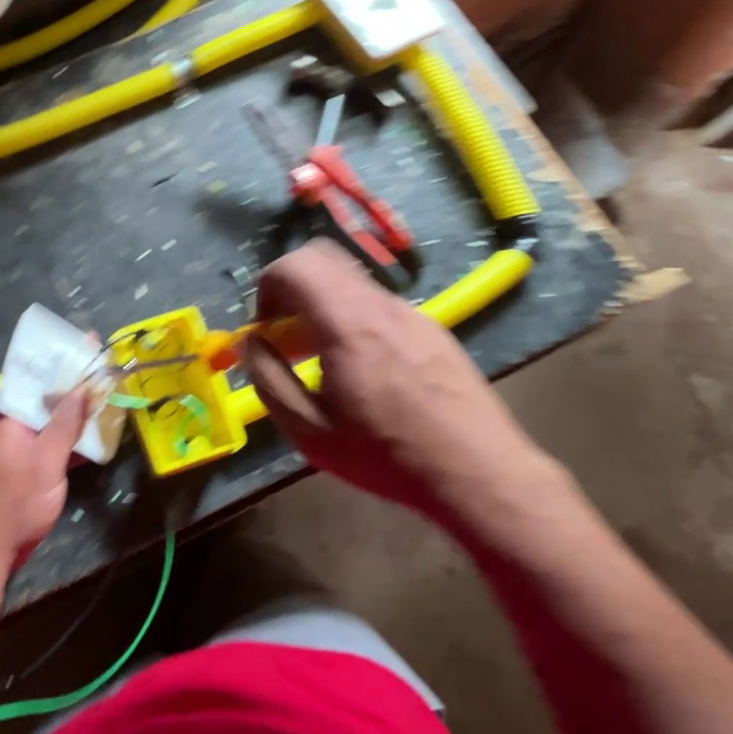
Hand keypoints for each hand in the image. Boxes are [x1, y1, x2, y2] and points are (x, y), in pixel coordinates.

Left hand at [0, 389, 90, 567]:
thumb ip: (64, 425)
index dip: (63, 373)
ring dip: (74, 419)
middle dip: (73, 396)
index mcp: (9, 420)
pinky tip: (92, 438)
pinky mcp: (28, 466)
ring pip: (50, 425)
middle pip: (44, 404)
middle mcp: (11, 428)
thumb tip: (82, 387)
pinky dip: (69, 441)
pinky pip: (50, 444)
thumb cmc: (19, 501)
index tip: (90, 363)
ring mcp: (18, 448)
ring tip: (104, 405)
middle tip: (103, 384)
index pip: (36, 384)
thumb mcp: (47, 461)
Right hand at [243, 240, 555, 517]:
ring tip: (324, 361)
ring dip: (325, 307)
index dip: (267, 286)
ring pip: (354, 284)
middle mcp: (381, 306)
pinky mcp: (435, 331)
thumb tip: (253, 344)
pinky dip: (356, 321)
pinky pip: (381, 308)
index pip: (296, 264)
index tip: (265, 327)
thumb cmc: (387, 456)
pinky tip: (366, 374)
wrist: (479, 474)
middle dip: (293, 288)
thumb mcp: (310, 432)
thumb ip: (269, 380)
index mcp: (347, 324)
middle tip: (287, 334)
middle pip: (324, 259)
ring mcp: (413, 314)